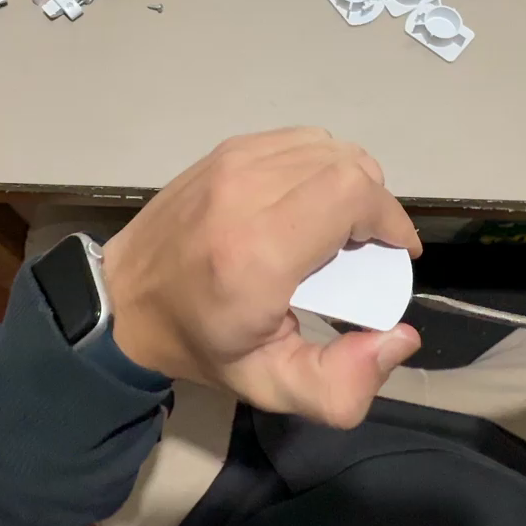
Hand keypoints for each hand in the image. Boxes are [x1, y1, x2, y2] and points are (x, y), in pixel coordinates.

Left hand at [101, 128, 421, 428]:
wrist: (126, 299)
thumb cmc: (202, 342)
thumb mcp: (271, 385)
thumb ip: (343, 384)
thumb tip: (400, 336)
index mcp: (257, 252)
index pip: (350, 194)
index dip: (389, 218)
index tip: (395, 252)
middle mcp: (244, 192)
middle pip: (345, 164)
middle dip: (374, 203)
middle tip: (368, 244)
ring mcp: (231, 163)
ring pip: (324, 146)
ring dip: (349, 180)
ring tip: (342, 222)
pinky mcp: (225, 150)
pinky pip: (297, 140)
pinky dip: (319, 164)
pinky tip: (309, 199)